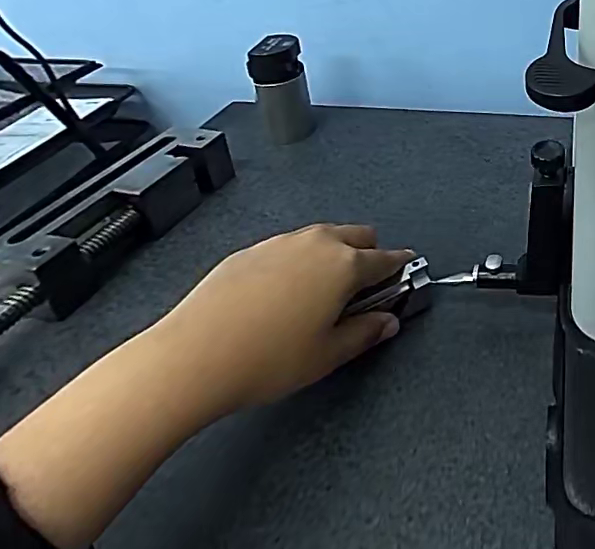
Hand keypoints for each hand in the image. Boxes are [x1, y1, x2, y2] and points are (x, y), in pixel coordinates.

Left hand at [148, 223, 416, 414]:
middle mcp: (319, 243)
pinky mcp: (250, 250)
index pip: (387, 259)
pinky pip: (288, 247)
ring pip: (323, 236)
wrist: (189, 358)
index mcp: (345, 265)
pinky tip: (278, 296)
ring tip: (318, 292)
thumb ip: (366, 333)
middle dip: (369, 253)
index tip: (404, 272)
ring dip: (332, 254)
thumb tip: (388, 322)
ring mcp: (282, 242)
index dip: (400, 267)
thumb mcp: (326, 356)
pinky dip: (296, 262)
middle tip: (360, 287)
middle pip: (360, 235)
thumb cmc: (266, 360)